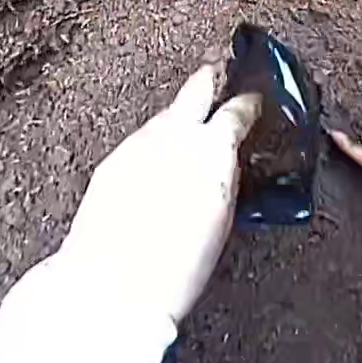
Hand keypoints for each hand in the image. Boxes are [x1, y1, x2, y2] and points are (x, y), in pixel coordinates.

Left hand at [59, 64, 260, 324]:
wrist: (108, 291)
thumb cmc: (172, 269)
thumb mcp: (220, 217)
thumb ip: (225, 175)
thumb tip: (227, 160)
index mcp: (213, 148)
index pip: (238, 110)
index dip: (248, 102)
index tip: (253, 100)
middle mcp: (176, 134)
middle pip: (198, 86)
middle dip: (212, 76)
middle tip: (220, 70)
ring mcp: (141, 142)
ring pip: (168, 112)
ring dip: (180, 113)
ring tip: (190, 120)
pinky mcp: (114, 159)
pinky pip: (141, 138)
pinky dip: (154, 141)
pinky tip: (156, 155)